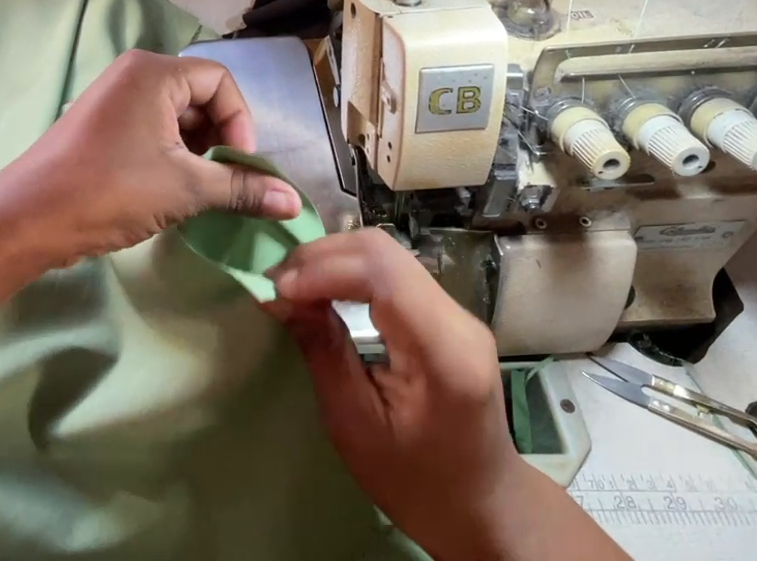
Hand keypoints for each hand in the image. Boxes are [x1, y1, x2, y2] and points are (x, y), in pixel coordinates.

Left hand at [0, 50, 300, 265]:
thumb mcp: (184, 189)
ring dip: (197, 153)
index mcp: (153, 73)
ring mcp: (114, 101)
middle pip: (199, 97)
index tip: (238, 167)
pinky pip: (152, 131)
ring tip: (199, 192)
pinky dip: (171, 157)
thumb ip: (241, 189)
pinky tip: (173, 192)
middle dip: (219, 140)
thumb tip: (294, 203)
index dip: (239, 123)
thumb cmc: (109, 191)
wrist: (28, 218)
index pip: (220, 81)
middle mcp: (133, 76)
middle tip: (221, 183)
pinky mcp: (102, 127)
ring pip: (176, 118)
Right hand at [266, 230, 522, 559]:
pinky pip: (390, 272)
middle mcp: (457, 317)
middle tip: (276, 285)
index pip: (382, 272)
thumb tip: (279, 295)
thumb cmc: (415, 481)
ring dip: (331, 260)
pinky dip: (347, 271)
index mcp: (444, 350)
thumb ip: (322, 351)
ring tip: (290, 286)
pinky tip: (320, 290)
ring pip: (384, 253)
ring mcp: (454, 310)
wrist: (481, 506)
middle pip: (382, 251)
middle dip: (320, 257)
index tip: (277, 290)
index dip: (323, 268)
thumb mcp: (356, 426)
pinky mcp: (444, 312)